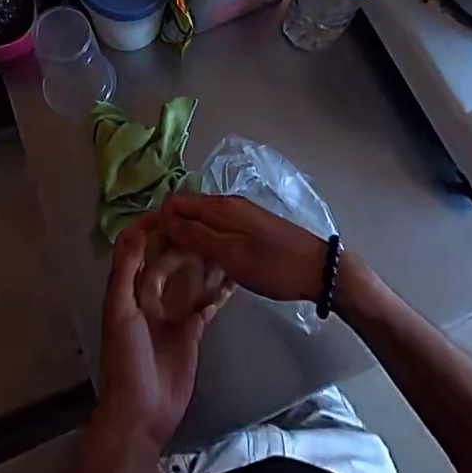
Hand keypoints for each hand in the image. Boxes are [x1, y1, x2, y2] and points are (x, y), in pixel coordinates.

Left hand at [97, 215, 218, 449]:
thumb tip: (133, 231)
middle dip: (180, 240)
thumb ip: (126, 272)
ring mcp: (172, 313)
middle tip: (205, 221)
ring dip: (202, 262)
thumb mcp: (120, 311)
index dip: (148, 227)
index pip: (135, 248)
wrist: (142, 410)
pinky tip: (233, 279)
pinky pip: (206, 305)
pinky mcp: (191, 331)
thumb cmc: (126, 359)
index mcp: (127, 289)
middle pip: (164, 259)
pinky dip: (218, 292)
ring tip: (223, 242)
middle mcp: (149, 296)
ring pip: (188, 278)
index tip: (171, 209)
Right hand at [162, 193, 329, 303]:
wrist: (319, 271)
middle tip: (163, 263)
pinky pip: (218, 231)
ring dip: (190, 239)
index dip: (160, 220)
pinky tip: (207, 267)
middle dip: (172, 231)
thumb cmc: (274, 265)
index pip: (177, 201)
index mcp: (221, 207)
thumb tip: (165, 218)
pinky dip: (207, 244)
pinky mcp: (250, 229)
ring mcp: (241, 216)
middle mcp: (228, 204)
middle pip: (189, 210)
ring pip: (203, 222)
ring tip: (180, 269)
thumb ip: (197, 236)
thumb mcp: (231, 255)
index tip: (151, 247)